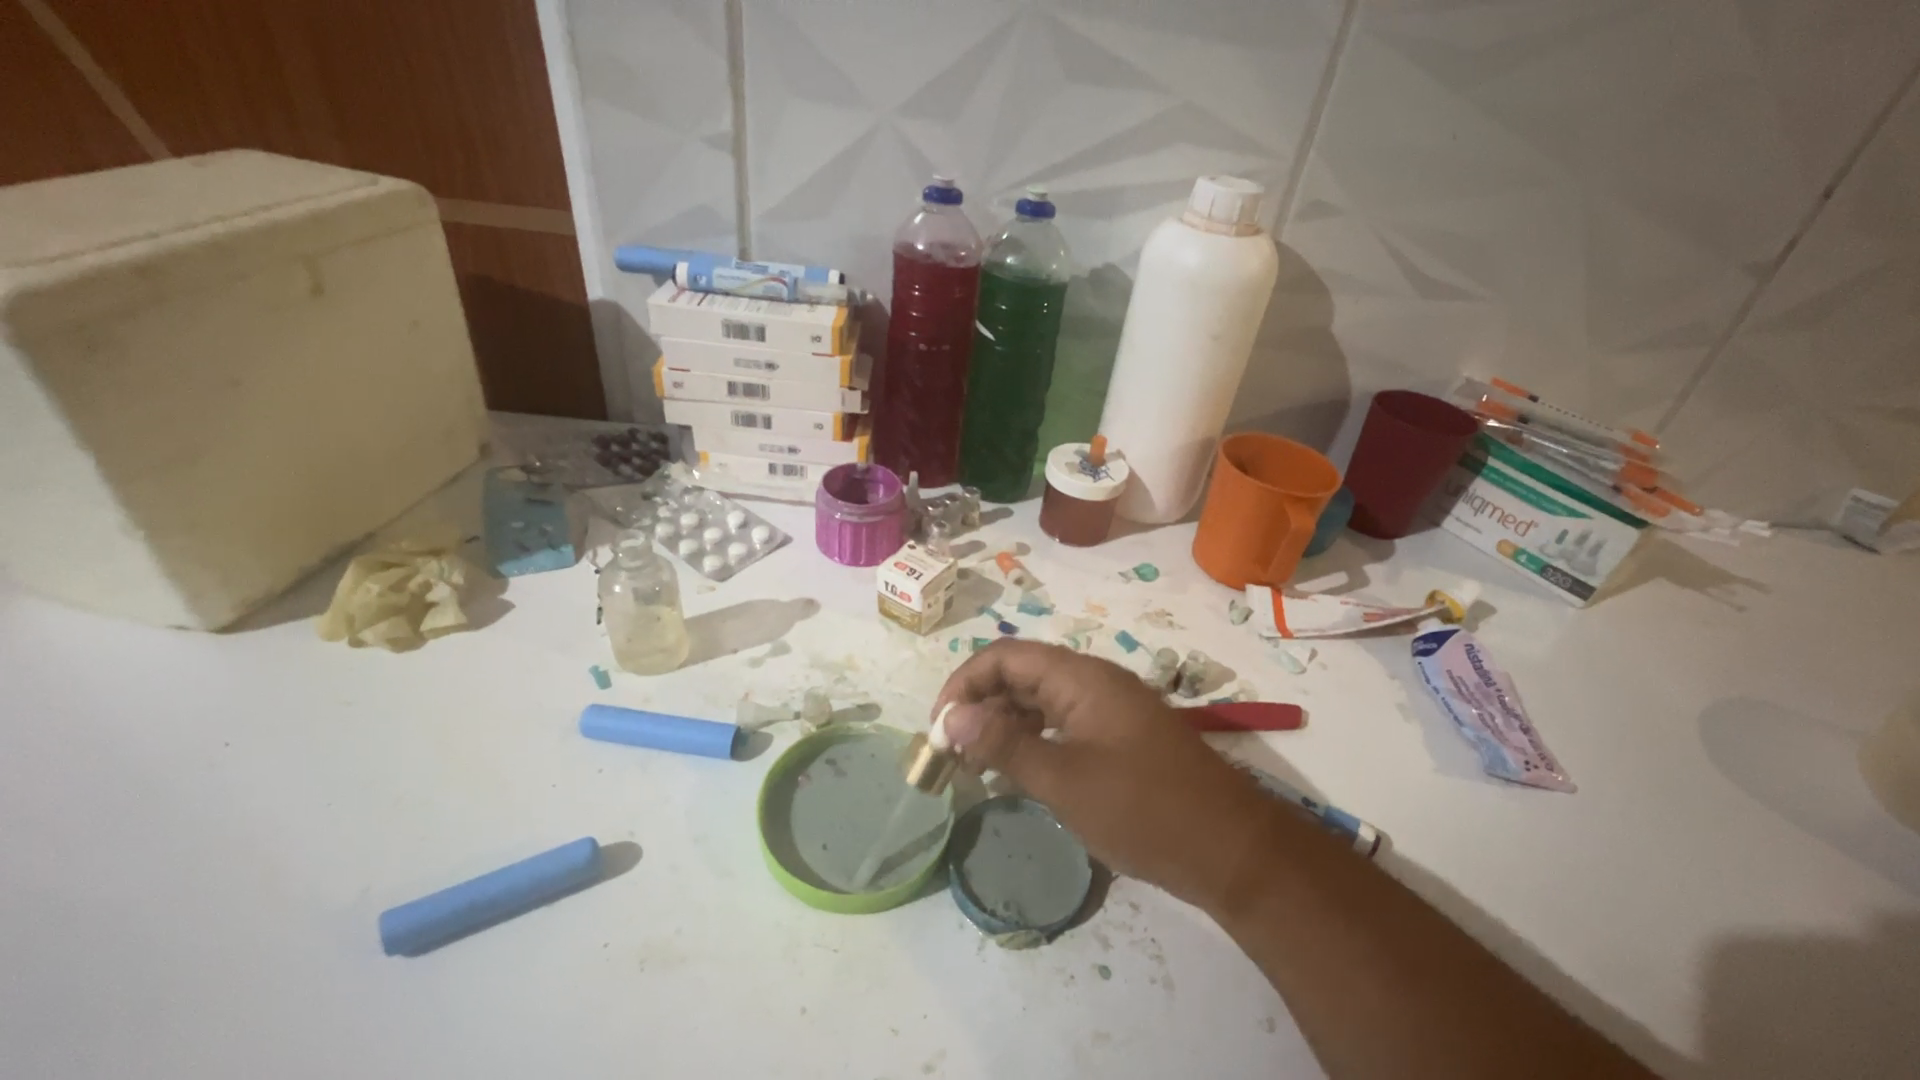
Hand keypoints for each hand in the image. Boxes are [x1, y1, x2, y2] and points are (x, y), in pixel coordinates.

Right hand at [934, 640, 1285, 913]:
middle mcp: (1094, 684)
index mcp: (1081, 679)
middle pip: (1021, 676)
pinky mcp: (1119, 742)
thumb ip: (1004, 746)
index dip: (964, 683)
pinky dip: (1032, 745)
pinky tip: (1014, 776)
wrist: (1230, 850)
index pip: (1006, 657)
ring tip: (971, 767)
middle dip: (979, 706)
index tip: (937, 727)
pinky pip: (1063, 728)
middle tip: (948, 752)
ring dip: (1003, 727)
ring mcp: (1110, 713)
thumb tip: (950, 718)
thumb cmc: (1143, 809)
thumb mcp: (1064, 780)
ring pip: (1041, 704)